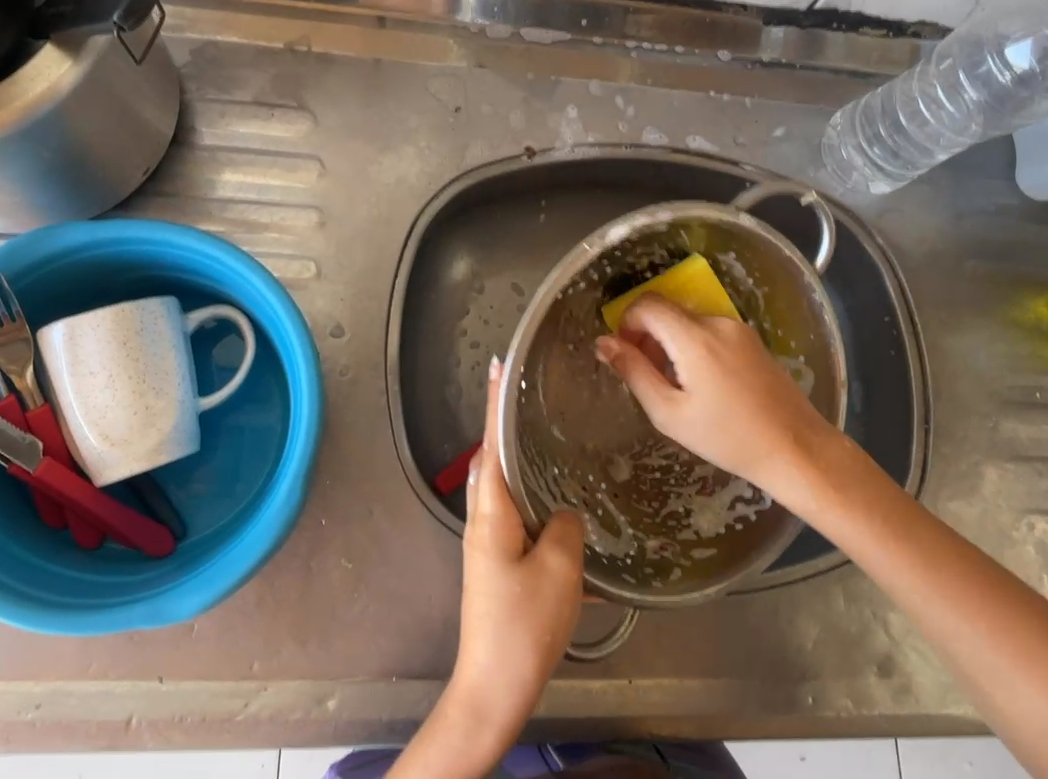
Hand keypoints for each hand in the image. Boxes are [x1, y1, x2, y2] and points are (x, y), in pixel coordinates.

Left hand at [447, 357, 584, 737]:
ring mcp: (489, 543)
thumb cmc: (523, 624)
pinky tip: (558, 500)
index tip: (497, 364)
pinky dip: (533, 496)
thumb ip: (564, 527)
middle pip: (494, 460)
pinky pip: (517, 516)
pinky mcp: (500, 564)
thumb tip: (562, 513)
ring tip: (546, 433)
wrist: (496, 683)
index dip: (495, 403)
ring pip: (506, 489)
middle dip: (506, 423)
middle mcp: (483, 520)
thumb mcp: (559, 570)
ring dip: (520, 459)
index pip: (492, 444)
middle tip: (529, 391)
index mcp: (491, 513)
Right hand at [594, 293, 837, 497]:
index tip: (625, 356)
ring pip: (687, 321)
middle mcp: (717, 322)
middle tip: (646, 377)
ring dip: (668, 343)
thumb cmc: (727, 437)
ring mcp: (738, 329)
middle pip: (667, 312)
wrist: (795, 448)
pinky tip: (701, 385)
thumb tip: (603, 343)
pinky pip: (708, 331)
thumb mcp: (669, 413)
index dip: (626, 324)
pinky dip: (692, 347)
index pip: (647, 305)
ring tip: (675, 387)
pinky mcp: (751, 340)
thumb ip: (634, 372)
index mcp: (695, 338)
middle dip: (646, 336)